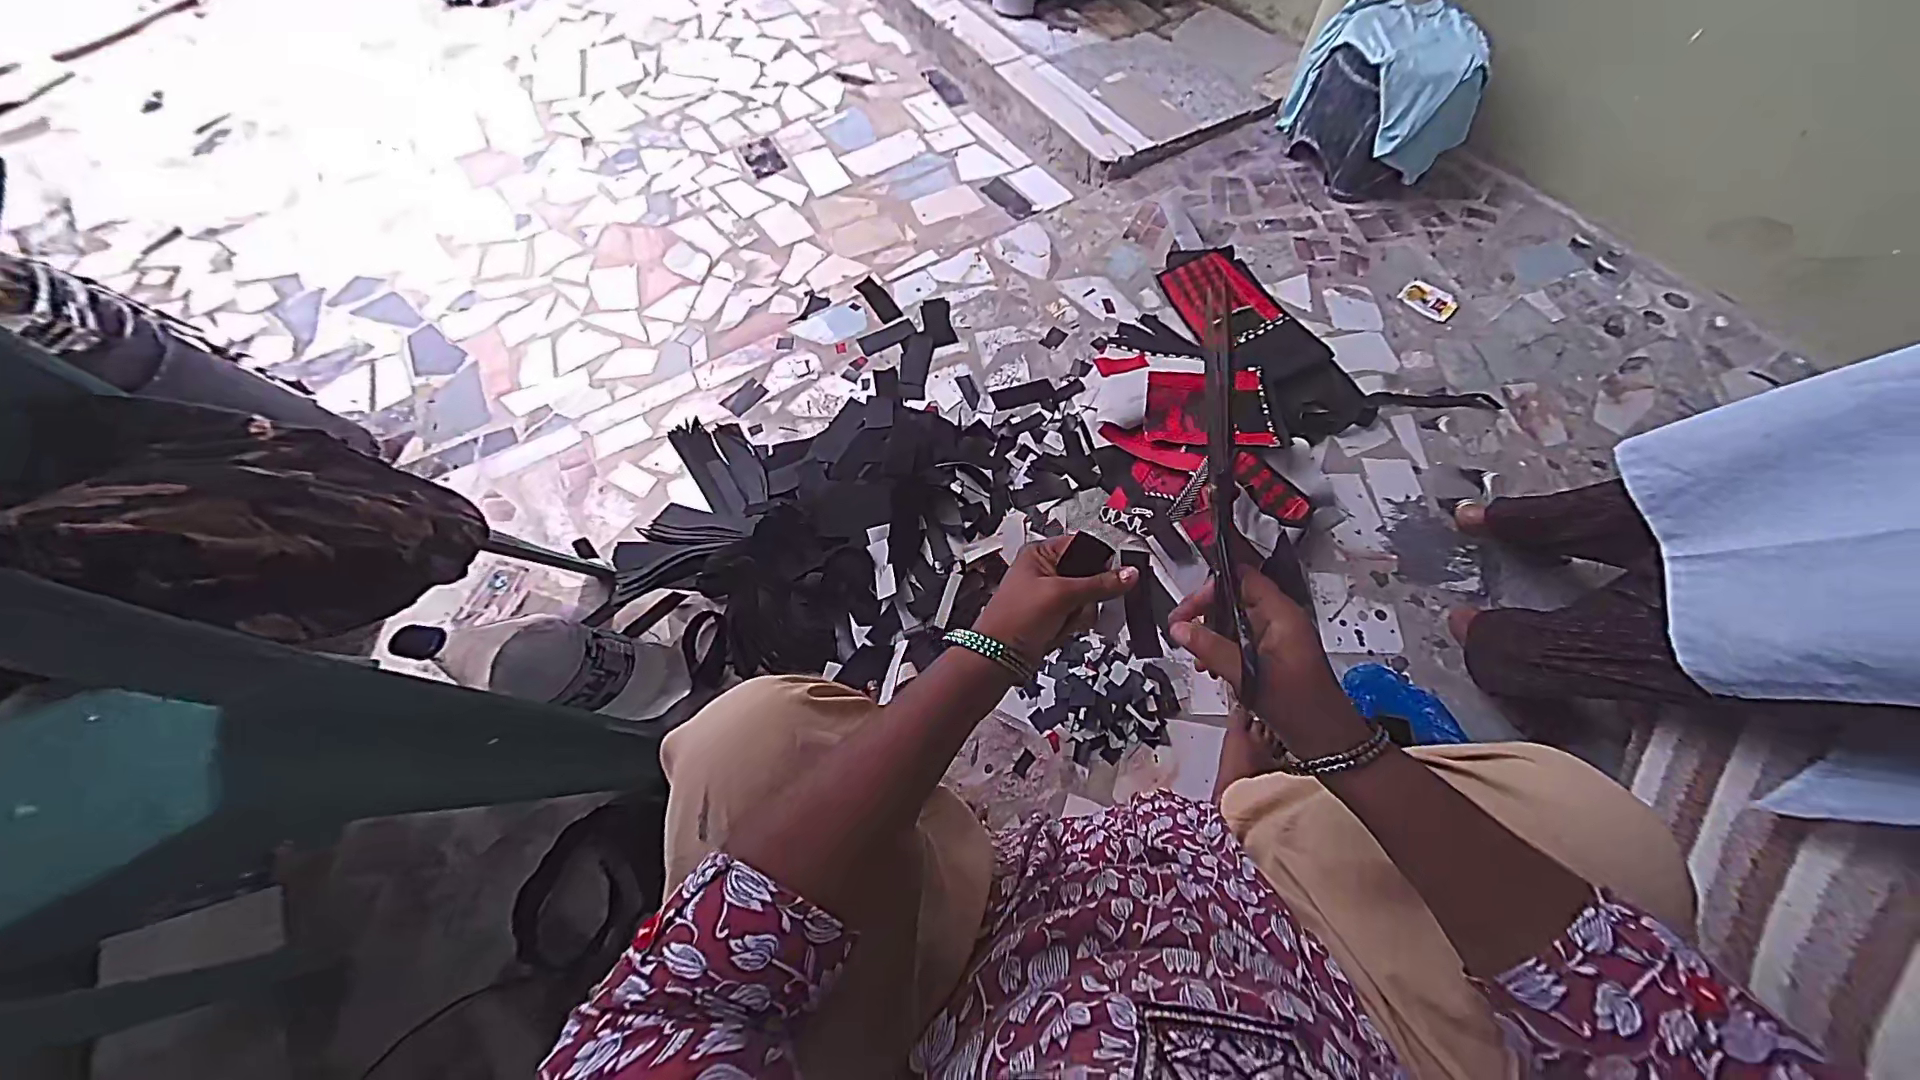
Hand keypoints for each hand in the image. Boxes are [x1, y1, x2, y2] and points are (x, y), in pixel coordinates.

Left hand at [972, 533, 1137, 665]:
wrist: (999, 657)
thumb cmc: (1013, 619)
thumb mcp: (1062, 595)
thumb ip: (1099, 584)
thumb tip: (1128, 574)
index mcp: (1041, 553)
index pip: (1083, 545)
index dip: (1101, 559)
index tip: (1118, 572)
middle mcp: (1046, 571)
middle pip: (1090, 574)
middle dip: (1087, 594)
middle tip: (1076, 603)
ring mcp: (1051, 595)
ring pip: (1088, 598)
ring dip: (1080, 613)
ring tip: (1062, 619)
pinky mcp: (1054, 616)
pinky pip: (1080, 615)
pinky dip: (1074, 624)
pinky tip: (1060, 629)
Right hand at [1168, 568, 1370, 759]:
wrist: (1325, 740)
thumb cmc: (1302, 708)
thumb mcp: (1247, 674)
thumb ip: (1211, 648)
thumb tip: (1181, 629)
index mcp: (1282, 616)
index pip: (1242, 579)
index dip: (1212, 587)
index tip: (1190, 606)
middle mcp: (1279, 621)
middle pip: (1233, 598)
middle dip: (1204, 612)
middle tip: (1183, 628)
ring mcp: (1275, 637)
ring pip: (1233, 620)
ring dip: (1210, 633)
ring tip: (1196, 652)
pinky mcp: (1269, 653)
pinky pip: (1239, 638)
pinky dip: (1220, 647)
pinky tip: (1211, 664)